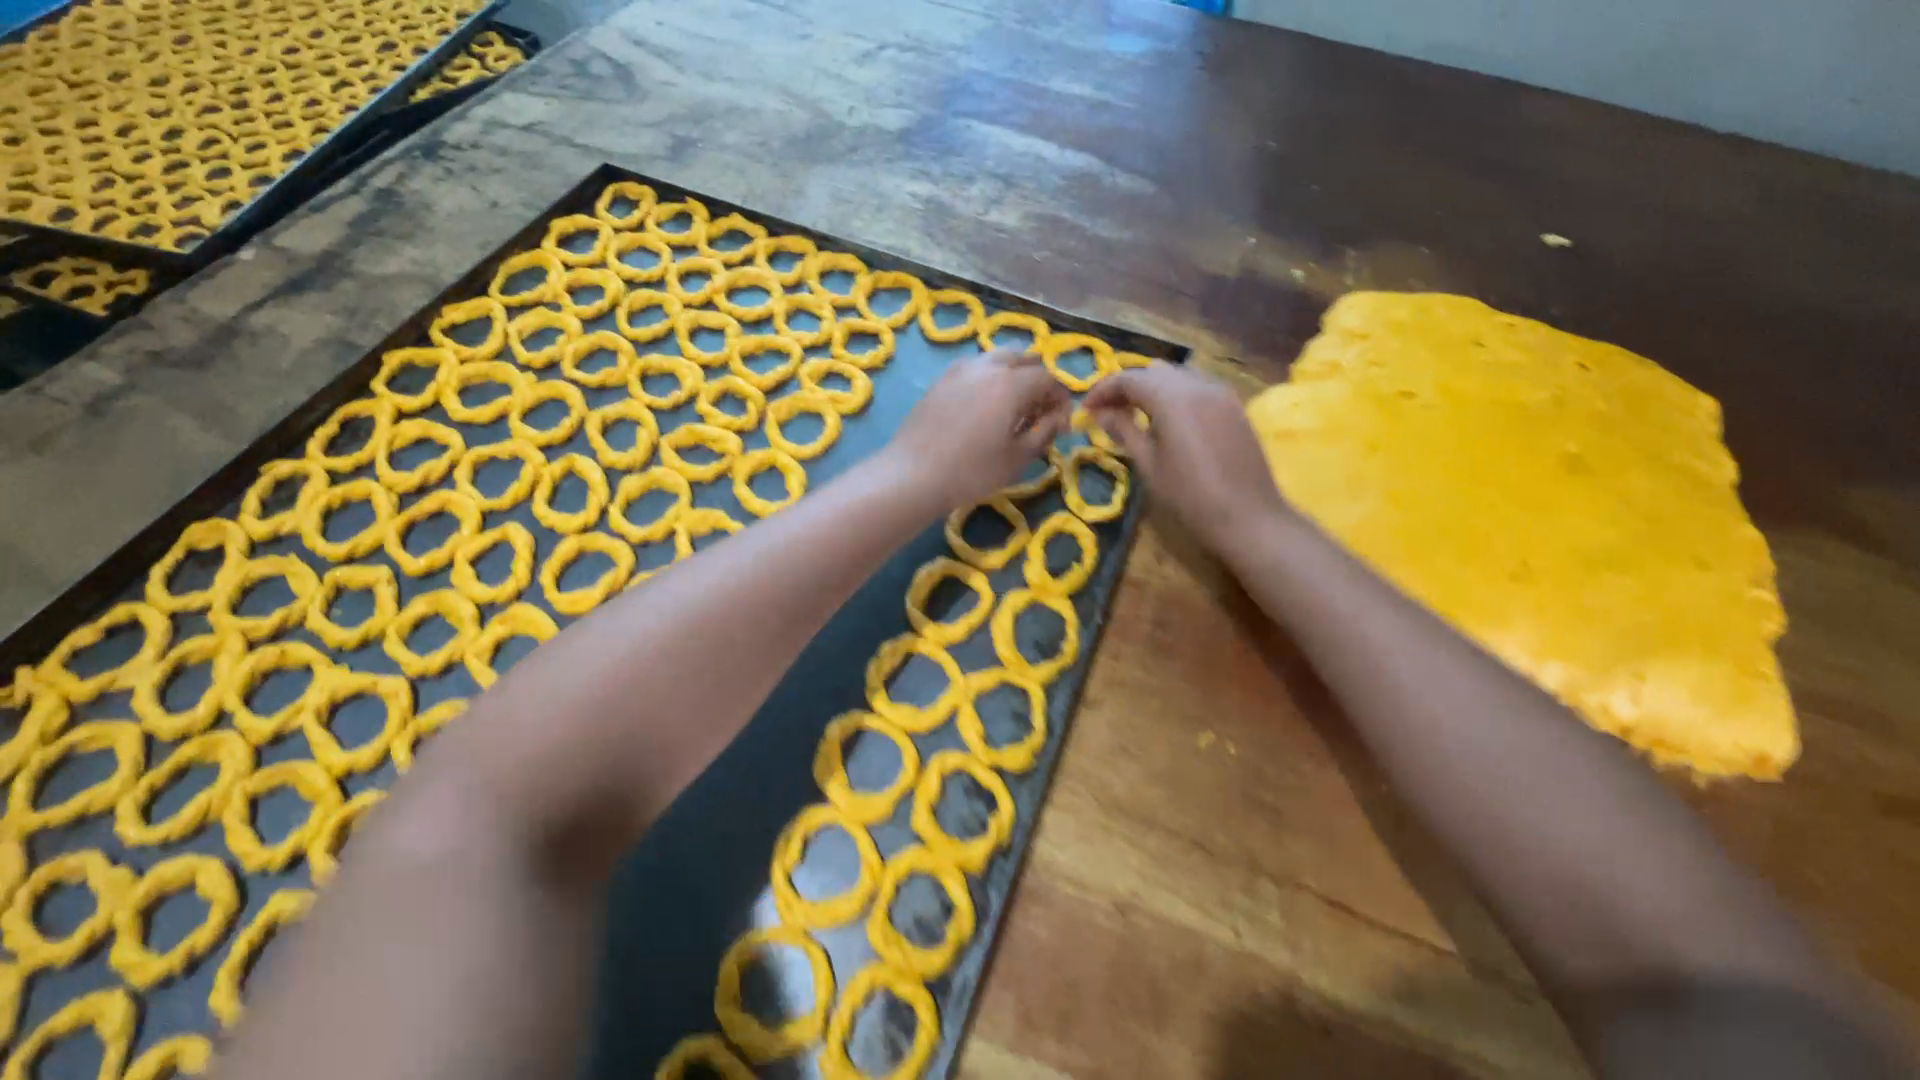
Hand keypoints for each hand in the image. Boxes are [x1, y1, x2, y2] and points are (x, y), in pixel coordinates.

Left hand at [889, 349, 1071, 508]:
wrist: (913, 474)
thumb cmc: (972, 471)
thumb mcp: (1018, 457)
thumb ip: (1045, 432)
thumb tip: (1060, 417)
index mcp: (1012, 383)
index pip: (1049, 377)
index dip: (1060, 397)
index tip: (1061, 420)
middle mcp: (988, 366)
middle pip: (1024, 358)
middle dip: (1038, 379)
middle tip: (1038, 410)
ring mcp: (960, 369)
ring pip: (998, 358)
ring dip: (1013, 375)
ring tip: (1011, 407)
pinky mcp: (941, 379)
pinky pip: (975, 368)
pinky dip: (989, 378)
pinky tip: (983, 407)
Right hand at [1084, 364, 1290, 555]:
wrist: (1249, 517)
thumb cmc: (1190, 497)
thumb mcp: (1149, 465)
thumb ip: (1124, 431)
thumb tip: (1102, 413)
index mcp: (1172, 398)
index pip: (1129, 378)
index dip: (1104, 390)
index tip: (1086, 408)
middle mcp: (1198, 385)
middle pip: (1154, 371)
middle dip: (1128, 386)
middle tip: (1109, 411)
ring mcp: (1221, 393)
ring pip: (1178, 375)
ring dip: (1153, 387)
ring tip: (1137, 414)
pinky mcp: (1234, 406)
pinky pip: (1198, 387)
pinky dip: (1176, 394)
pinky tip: (1169, 421)